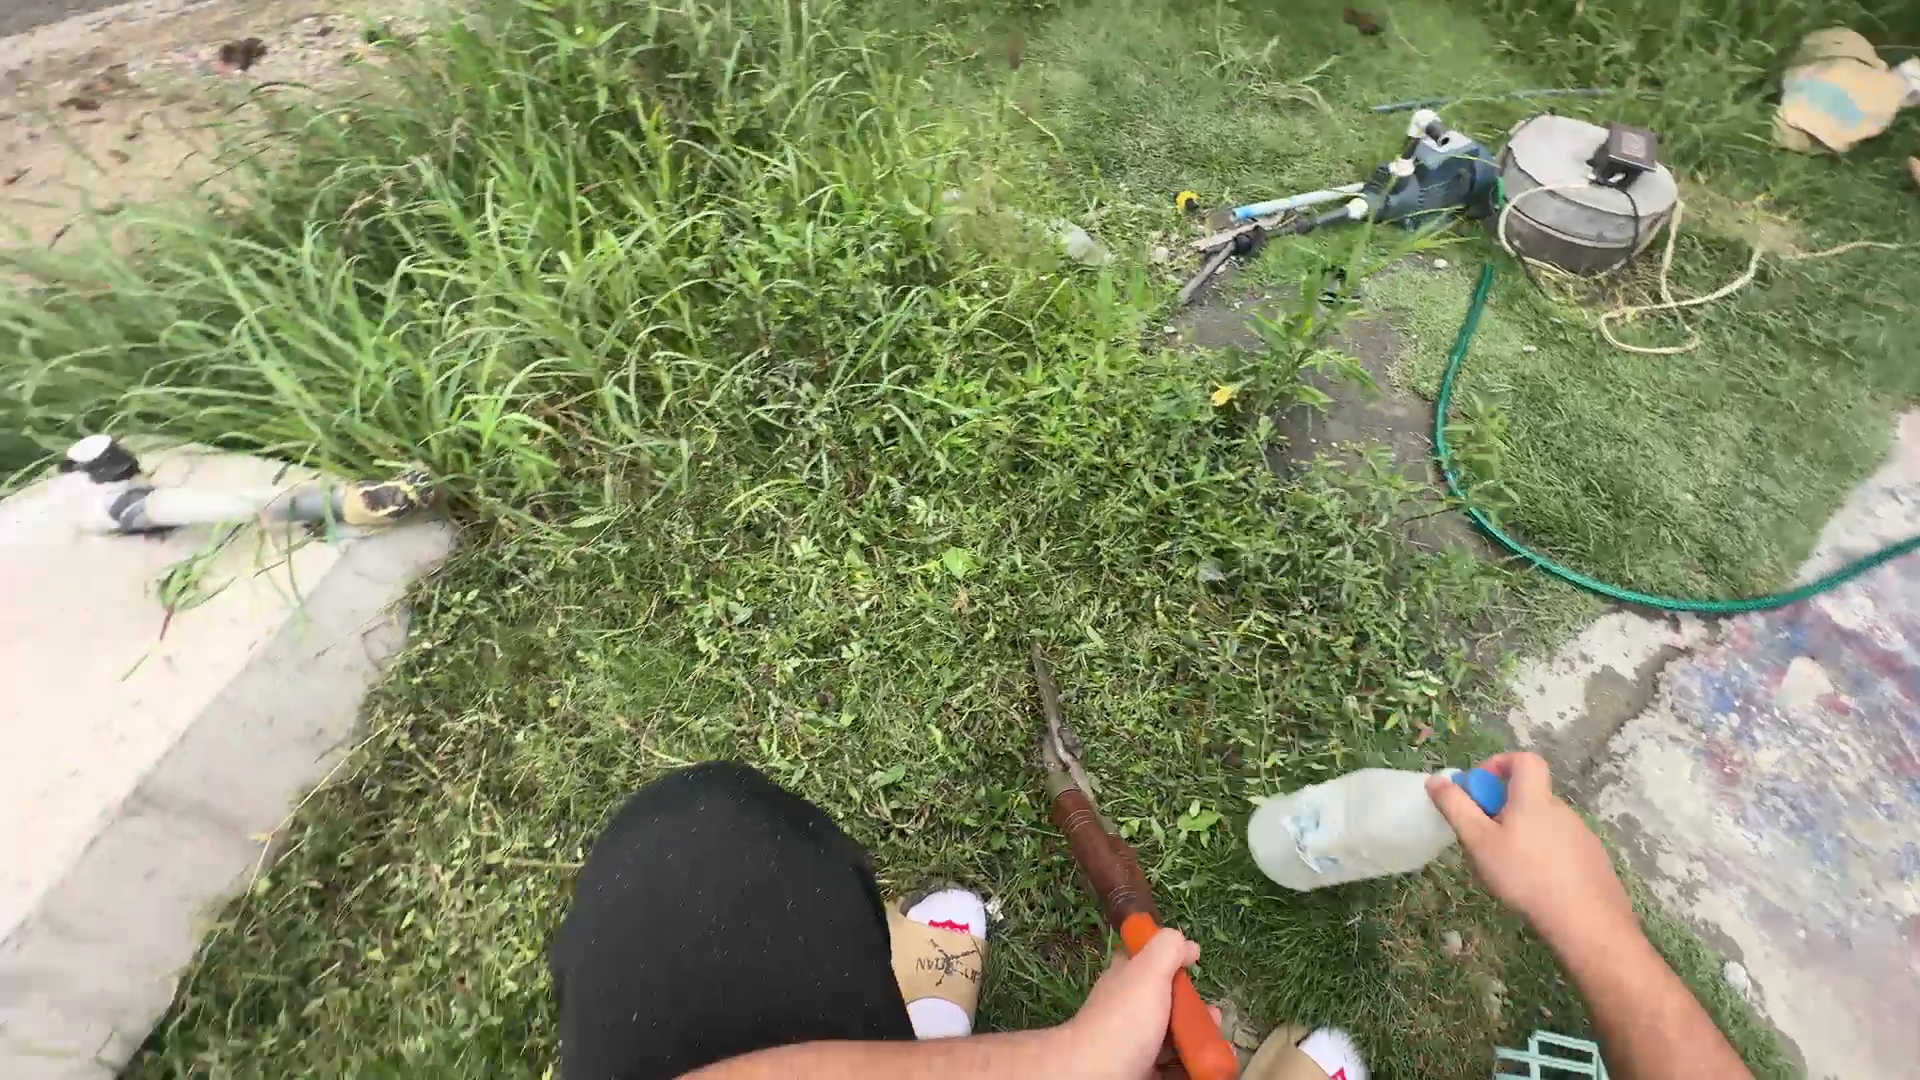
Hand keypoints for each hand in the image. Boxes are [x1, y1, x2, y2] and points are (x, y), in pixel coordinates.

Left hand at [1051, 927, 1211, 1078]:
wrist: (1098, 1075)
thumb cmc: (1126, 1019)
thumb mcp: (1148, 971)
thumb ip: (1167, 950)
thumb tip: (1186, 943)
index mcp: (1127, 977)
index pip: (1148, 959)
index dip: (1172, 960)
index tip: (1196, 966)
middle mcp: (1130, 1008)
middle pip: (1168, 1003)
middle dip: (1196, 1010)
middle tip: (1216, 1018)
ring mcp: (1136, 1043)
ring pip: (1173, 1038)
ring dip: (1199, 1041)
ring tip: (1221, 1047)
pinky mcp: (1143, 1072)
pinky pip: (1172, 1068)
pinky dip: (1192, 1067)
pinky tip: (1209, 1068)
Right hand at [1426, 752, 1635, 951]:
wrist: (1589, 926)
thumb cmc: (1526, 876)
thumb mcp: (1477, 840)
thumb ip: (1455, 806)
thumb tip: (1436, 780)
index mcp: (1534, 800)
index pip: (1524, 760)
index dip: (1499, 764)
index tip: (1481, 788)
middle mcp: (1562, 811)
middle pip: (1527, 795)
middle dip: (1500, 807)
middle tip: (1483, 836)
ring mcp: (1583, 837)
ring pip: (1542, 822)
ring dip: (1520, 831)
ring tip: (1507, 865)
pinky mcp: (1594, 862)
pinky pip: (1561, 844)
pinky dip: (1542, 852)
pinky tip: (1535, 882)